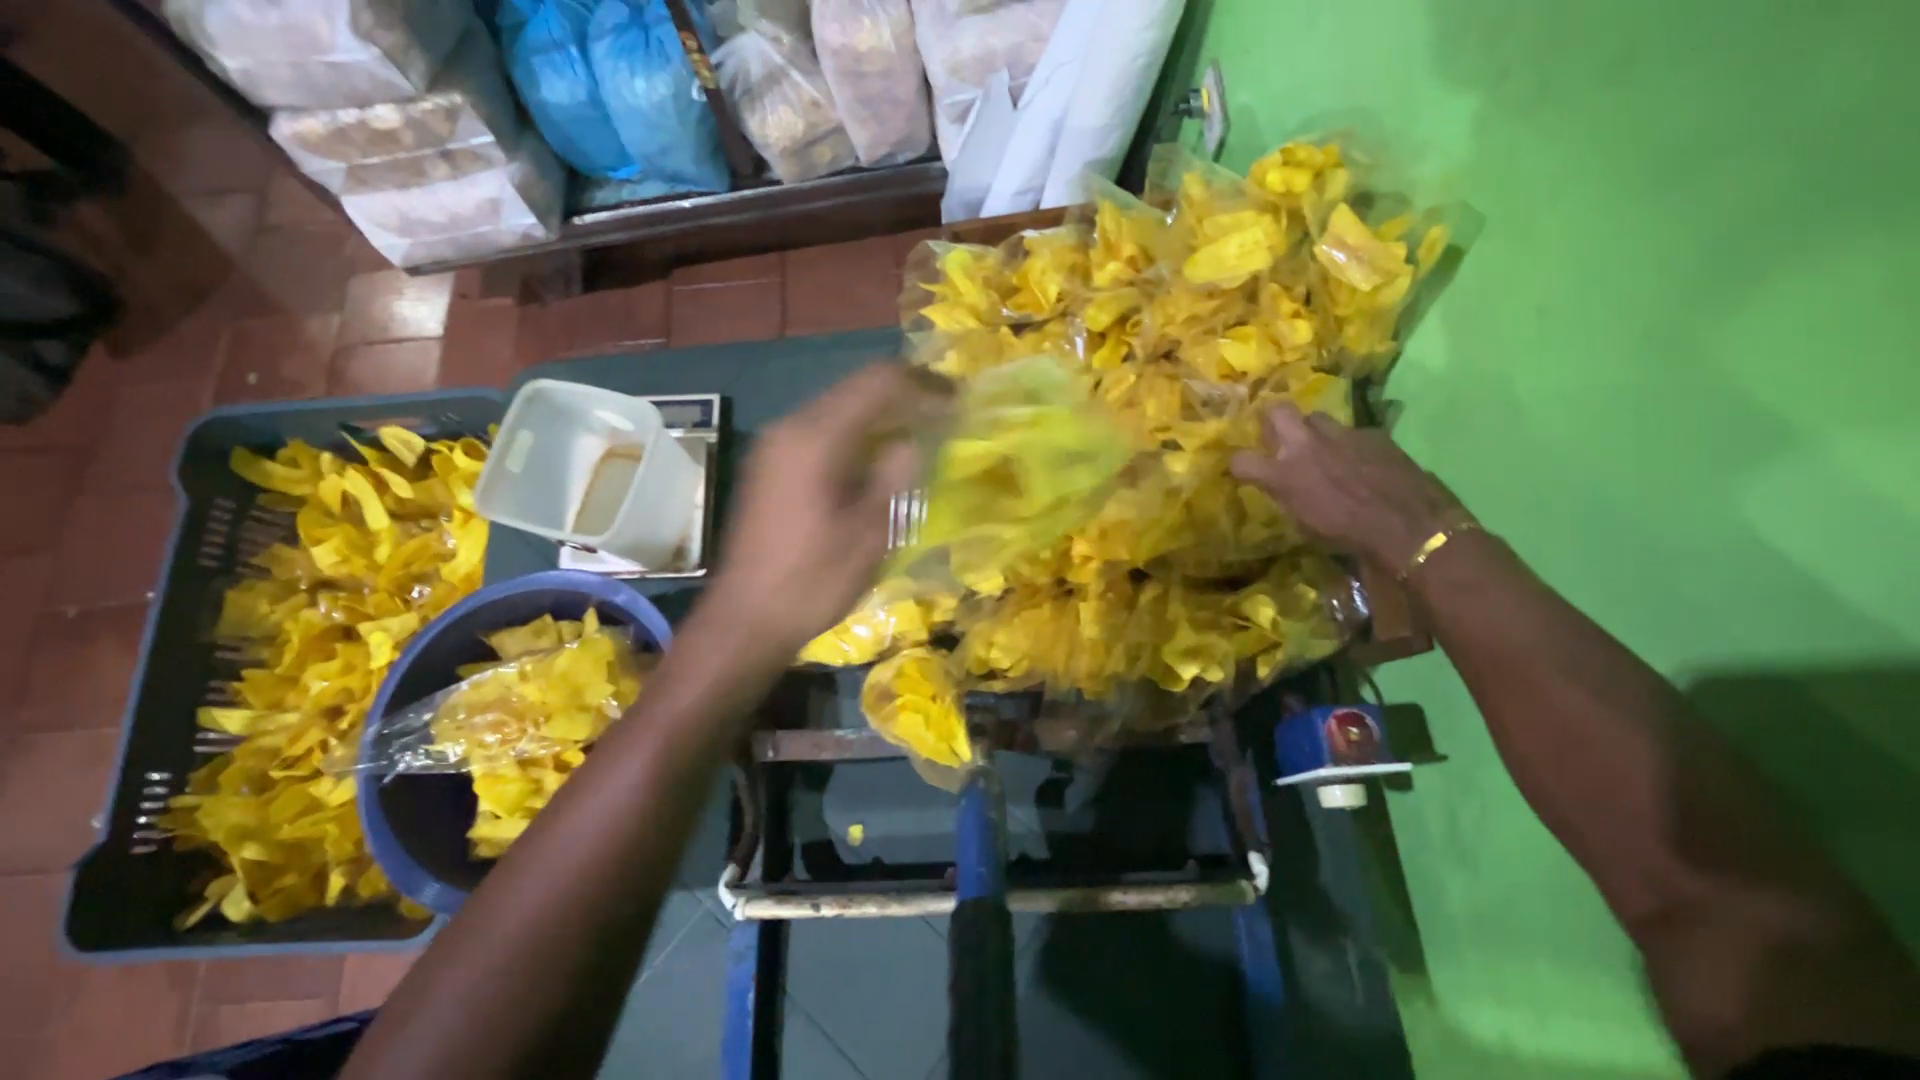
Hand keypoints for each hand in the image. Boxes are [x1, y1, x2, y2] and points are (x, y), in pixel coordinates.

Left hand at [703, 364, 938, 655]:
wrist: (745, 620)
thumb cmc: (812, 581)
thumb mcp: (869, 533)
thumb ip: (894, 476)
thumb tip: (911, 441)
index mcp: (815, 438)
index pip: (877, 382)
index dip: (922, 384)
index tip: (958, 400)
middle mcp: (790, 429)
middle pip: (854, 389)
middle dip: (903, 396)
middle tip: (945, 413)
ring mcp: (774, 447)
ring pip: (837, 410)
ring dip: (880, 415)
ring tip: (920, 434)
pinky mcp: (770, 468)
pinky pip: (821, 432)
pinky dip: (856, 435)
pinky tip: (879, 460)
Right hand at [1230, 404, 1468, 570]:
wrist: (1406, 524)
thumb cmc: (1348, 535)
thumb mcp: (1304, 523)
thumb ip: (1287, 496)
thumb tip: (1281, 486)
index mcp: (1284, 474)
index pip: (1241, 460)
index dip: (1240, 465)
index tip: (1246, 471)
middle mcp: (1306, 445)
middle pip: (1277, 410)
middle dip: (1274, 421)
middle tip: (1281, 438)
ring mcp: (1340, 434)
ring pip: (1316, 417)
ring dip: (1314, 431)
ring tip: (1324, 449)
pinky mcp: (1371, 433)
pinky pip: (1351, 432)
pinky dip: (1350, 445)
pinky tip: (1361, 463)